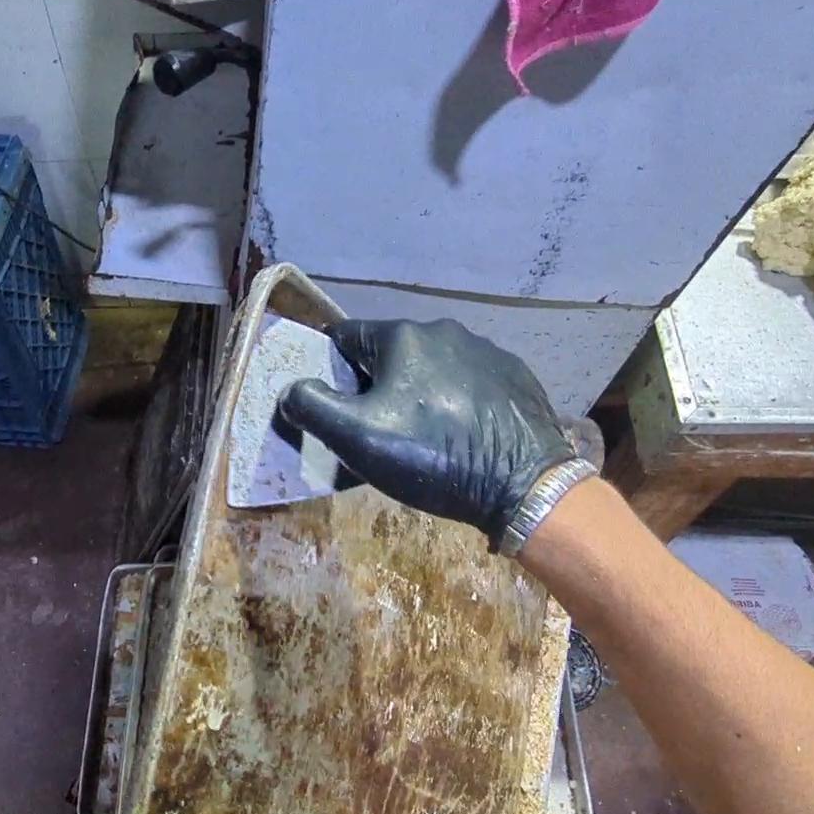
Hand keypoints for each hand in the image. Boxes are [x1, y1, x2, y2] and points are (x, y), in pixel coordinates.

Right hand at [278, 319, 578, 548]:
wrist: (523, 482)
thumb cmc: (432, 456)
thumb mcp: (357, 438)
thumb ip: (312, 407)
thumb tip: (291, 389)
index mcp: (402, 337)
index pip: (345, 339)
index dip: (331, 372)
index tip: (335, 407)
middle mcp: (444, 330)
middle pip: (389, 355)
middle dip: (376, 387)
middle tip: (379, 432)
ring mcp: (486, 350)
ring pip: (430, 369)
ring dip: (418, 394)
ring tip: (424, 438)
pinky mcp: (515, 375)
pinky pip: (468, 382)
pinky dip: (456, 402)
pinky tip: (461, 435)